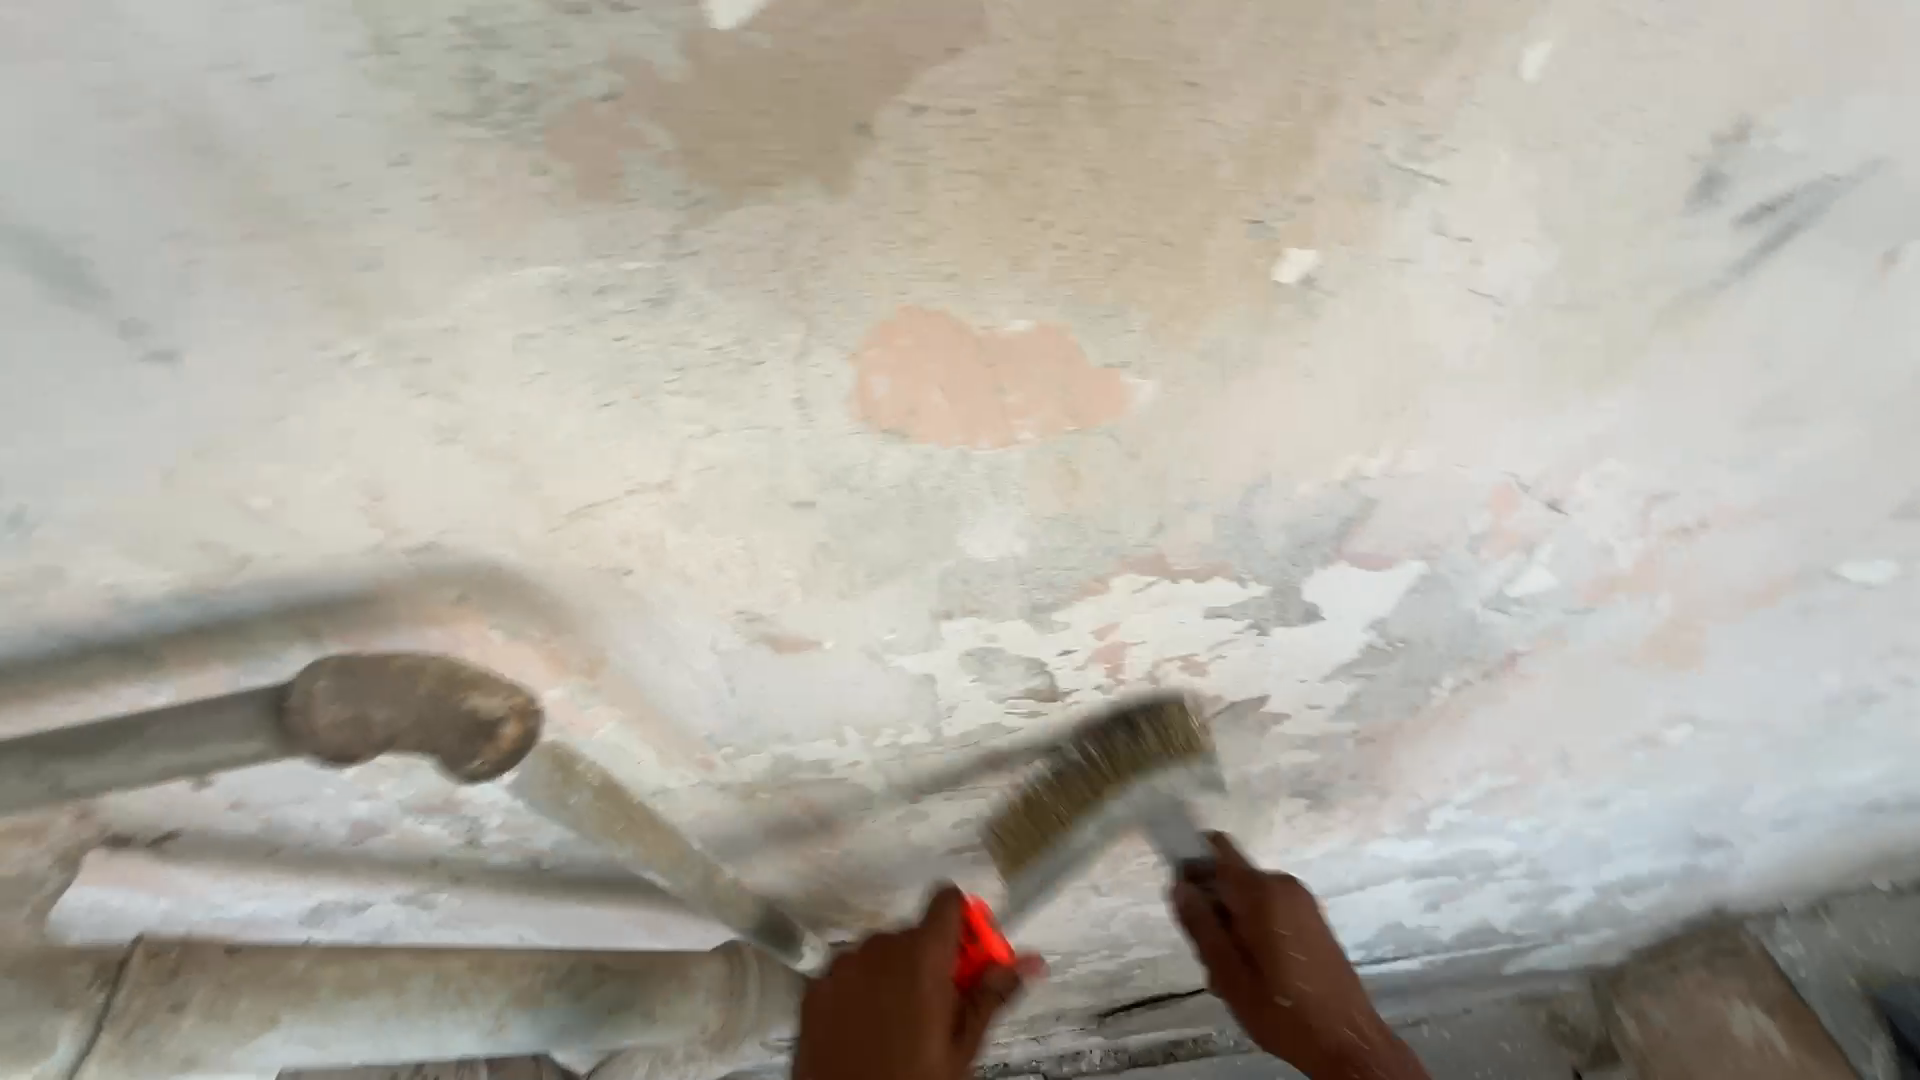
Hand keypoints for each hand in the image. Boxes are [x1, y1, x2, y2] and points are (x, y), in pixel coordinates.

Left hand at [794, 885, 1043, 1079]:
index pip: (948, 900)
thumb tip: (1031, 961)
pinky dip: (860, 989)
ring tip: (898, 1022)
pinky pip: (848, 970)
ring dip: (894, 973)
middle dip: (930, 959)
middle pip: (916, 932)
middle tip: (936, 1006)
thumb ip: (992, 993)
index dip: (962, 922)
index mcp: (924, 954)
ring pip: (881, 951)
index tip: (967, 954)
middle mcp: (881, 945)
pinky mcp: (815, 985)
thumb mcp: (963, 1045)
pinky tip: (865, 1026)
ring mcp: (844, 963)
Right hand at [1171, 833, 1427, 1079]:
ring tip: (1231, 972)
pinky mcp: (1313, 919)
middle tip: (1208, 955)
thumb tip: (1178, 885)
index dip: (1192, 865)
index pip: (1216, 850)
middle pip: (1230, 877)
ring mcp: (1302, 901)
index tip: (1182, 900)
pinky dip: (1254, 929)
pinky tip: (1255, 971)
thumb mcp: (1228, 973)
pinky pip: (1269, 909)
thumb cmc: (1283, 1010)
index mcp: (1260, 892)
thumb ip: (1200, 925)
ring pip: (1248, 897)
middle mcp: (1282, 885)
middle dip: (1212, 906)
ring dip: (1231, 923)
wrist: (1350, 1044)